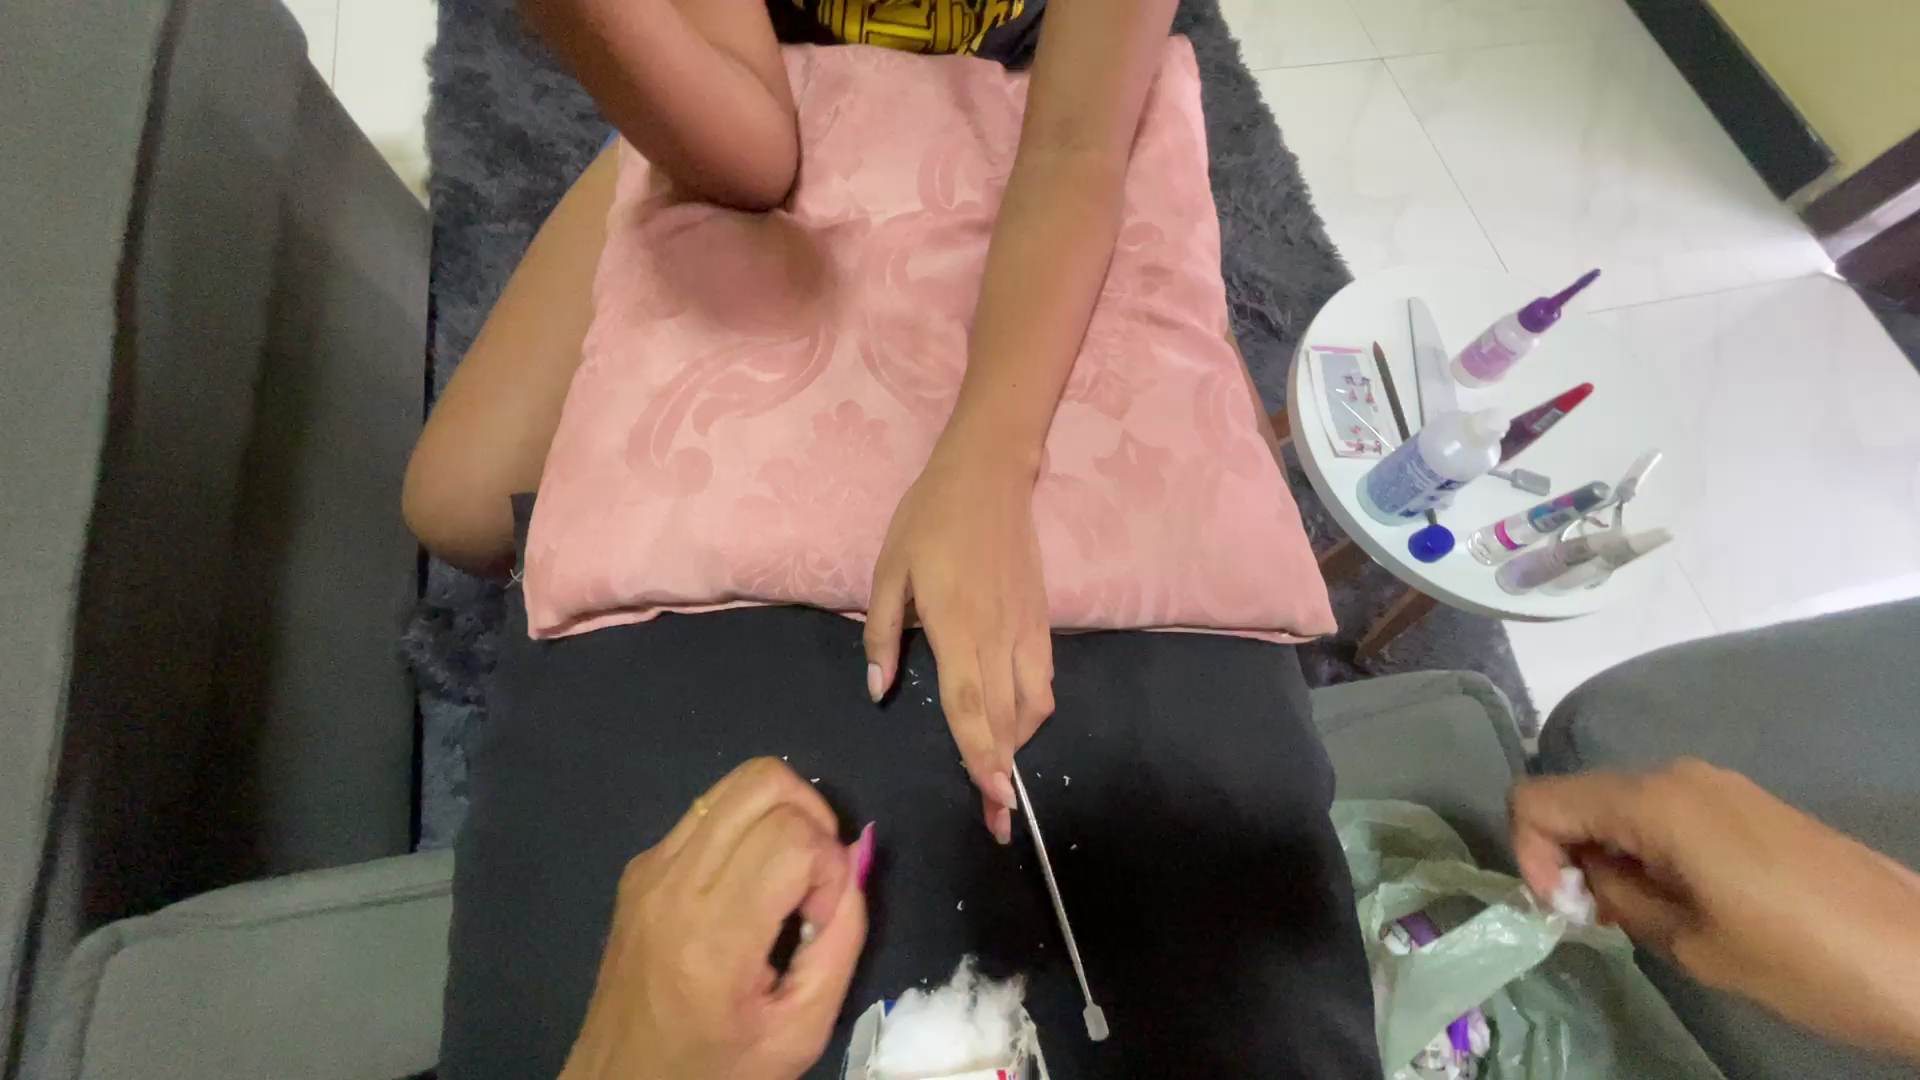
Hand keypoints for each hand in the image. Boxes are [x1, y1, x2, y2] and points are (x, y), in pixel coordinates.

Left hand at [560, 759, 873, 1079]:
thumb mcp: (803, 1029)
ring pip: (740, 779)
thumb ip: (844, 936)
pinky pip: (714, 805)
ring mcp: (651, 865)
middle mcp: (675, 885)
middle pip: (766, 783)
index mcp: (713, 938)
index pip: (792, 836)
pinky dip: (751, 822)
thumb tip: (853, 855)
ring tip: (787, 867)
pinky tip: (749, 875)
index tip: (819, 916)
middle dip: (813, 819)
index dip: (827, 865)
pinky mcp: (642, 861)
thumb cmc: (718, 1071)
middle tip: (812, 877)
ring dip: (785, 810)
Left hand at [864, 434, 1054, 843]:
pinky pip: (1045, 675)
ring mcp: (1027, 626)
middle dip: (1003, 772)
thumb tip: (877, 688)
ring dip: (1020, 742)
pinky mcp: (1042, 616)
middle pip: (1007, 716)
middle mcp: (998, 634)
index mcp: (956, 626)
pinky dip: (1035, 708)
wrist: (987, 475)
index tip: (991, 800)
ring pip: (1034, 702)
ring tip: (1001, 768)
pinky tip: (1018, 717)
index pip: (970, 705)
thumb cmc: (929, 519)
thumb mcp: (889, 569)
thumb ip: (884, 632)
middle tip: (1000, 820)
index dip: (981, 755)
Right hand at [1511, 759, 1919, 1059]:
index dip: (1528, 852)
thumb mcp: (1691, 944)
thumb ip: (1616, 897)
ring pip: (1617, 804)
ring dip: (1607, 851)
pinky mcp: (1743, 801)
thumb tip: (1589, 879)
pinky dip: (1645, 845)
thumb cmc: (1810, 958)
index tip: (1562, 908)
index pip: (1537, 800)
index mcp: (1650, 800)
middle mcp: (1672, 774)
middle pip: (1575, 798)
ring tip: (1641, 910)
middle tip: (1596, 917)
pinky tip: (1681, 892)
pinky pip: (1661, 809)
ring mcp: (1713, 783)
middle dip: (1566, 854)